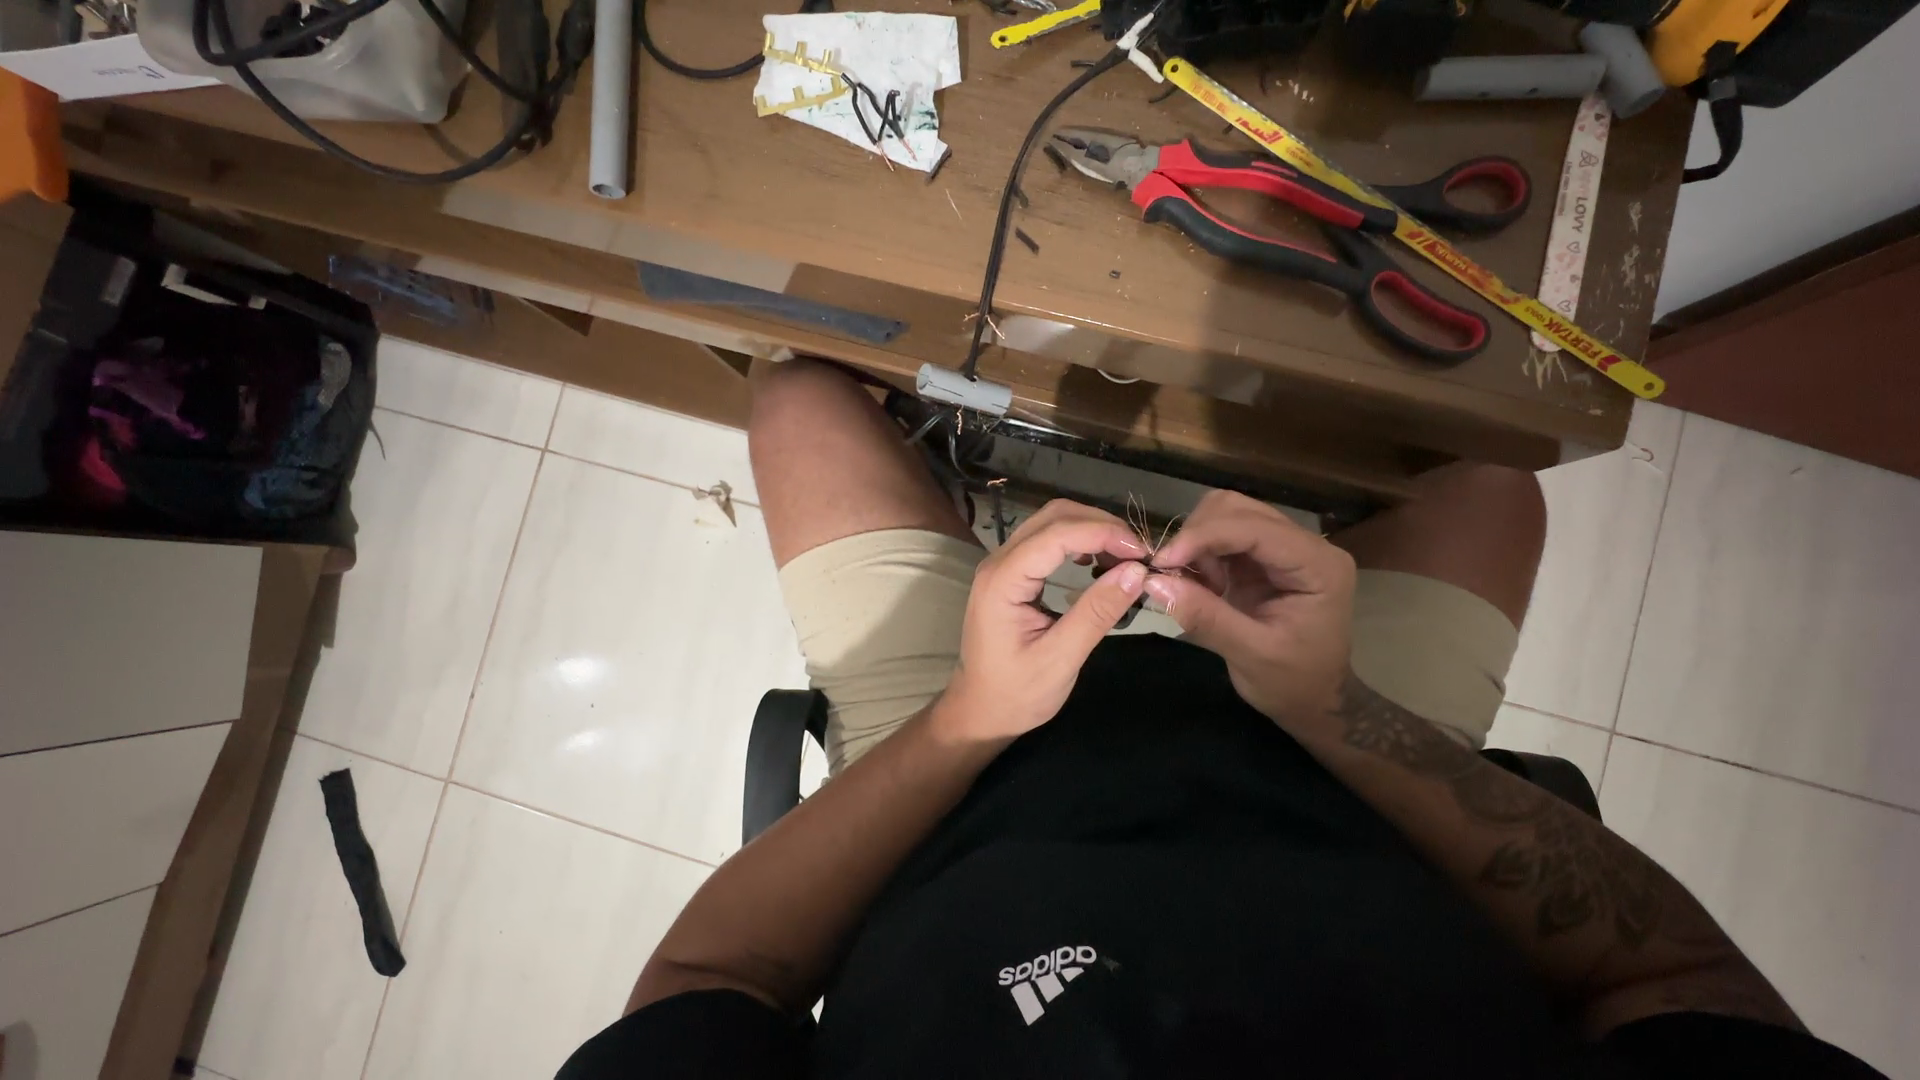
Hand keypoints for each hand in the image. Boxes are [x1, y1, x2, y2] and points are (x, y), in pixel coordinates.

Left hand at [937, 500, 1149, 742]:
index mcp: (1003, 580)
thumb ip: (1097, 612)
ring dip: (1092, 530)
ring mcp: (1002, 565)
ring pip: (1050, 523)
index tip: (1143, 552)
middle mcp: (998, 562)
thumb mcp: (1061, 658)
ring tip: (1127, 557)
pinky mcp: (1012, 574)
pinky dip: (1079, 541)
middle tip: (1140, 553)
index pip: (1056, 533)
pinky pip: (1047, 541)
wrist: (981, 711)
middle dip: (1101, 525)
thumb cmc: (1017, 693)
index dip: (1103, 533)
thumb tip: (1137, 571)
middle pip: (1053, 516)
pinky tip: (1099, 562)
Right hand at [1143, 490, 1356, 723]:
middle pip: (1238, 509)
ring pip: (1226, 515)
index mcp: (1318, 566)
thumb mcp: (1250, 655)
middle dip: (1198, 537)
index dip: (1205, 536)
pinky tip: (1200, 585)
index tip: (1163, 561)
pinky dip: (1199, 553)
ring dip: (1197, 544)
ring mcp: (1283, 548)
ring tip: (1194, 585)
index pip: (1256, 528)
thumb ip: (1205, 617)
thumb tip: (1153, 582)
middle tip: (1175, 577)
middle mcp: (1304, 546)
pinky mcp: (1262, 557)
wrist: (1313, 701)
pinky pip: (1221, 535)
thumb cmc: (1292, 682)